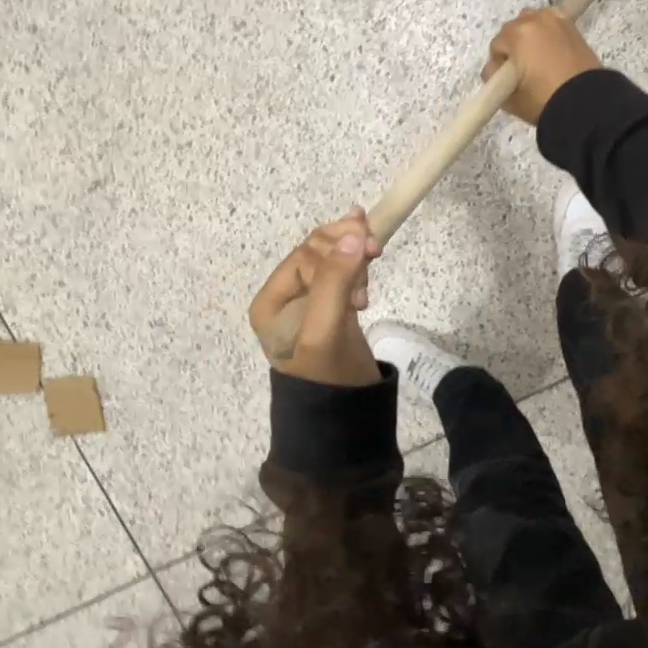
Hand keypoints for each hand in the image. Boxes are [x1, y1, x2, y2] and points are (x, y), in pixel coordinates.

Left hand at [249, 207, 383, 385]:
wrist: (344, 415)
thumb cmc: (328, 373)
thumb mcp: (325, 329)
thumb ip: (334, 281)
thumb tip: (354, 232)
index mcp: (271, 302)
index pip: (304, 255)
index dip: (336, 249)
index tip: (370, 252)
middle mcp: (285, 299)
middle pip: (317, 252)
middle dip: (346, 249)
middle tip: (376, 252)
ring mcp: (309, 304)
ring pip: (332, 260)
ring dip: (354, 260)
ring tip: (368, 282)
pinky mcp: (331, 310)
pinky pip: (342, 276)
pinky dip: (357, 272)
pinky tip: (366, 288)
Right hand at [483, 6, 601, 124]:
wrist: (586, 103)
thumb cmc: (543, 100)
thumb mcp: (509, 97)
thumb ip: (494, 78)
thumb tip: (496, 69)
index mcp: (518, 34)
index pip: (496, 45)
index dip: (499, 64)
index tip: (507, 80)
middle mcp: (536, 20)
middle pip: (514, 29)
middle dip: (514, 46)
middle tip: (521, 71)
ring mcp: (557, 20)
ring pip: (533, 23)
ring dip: (530, 37)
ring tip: (537, 61)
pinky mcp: (572, 27)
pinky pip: (551, 25)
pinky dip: (547, 35)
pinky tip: (551, 53)